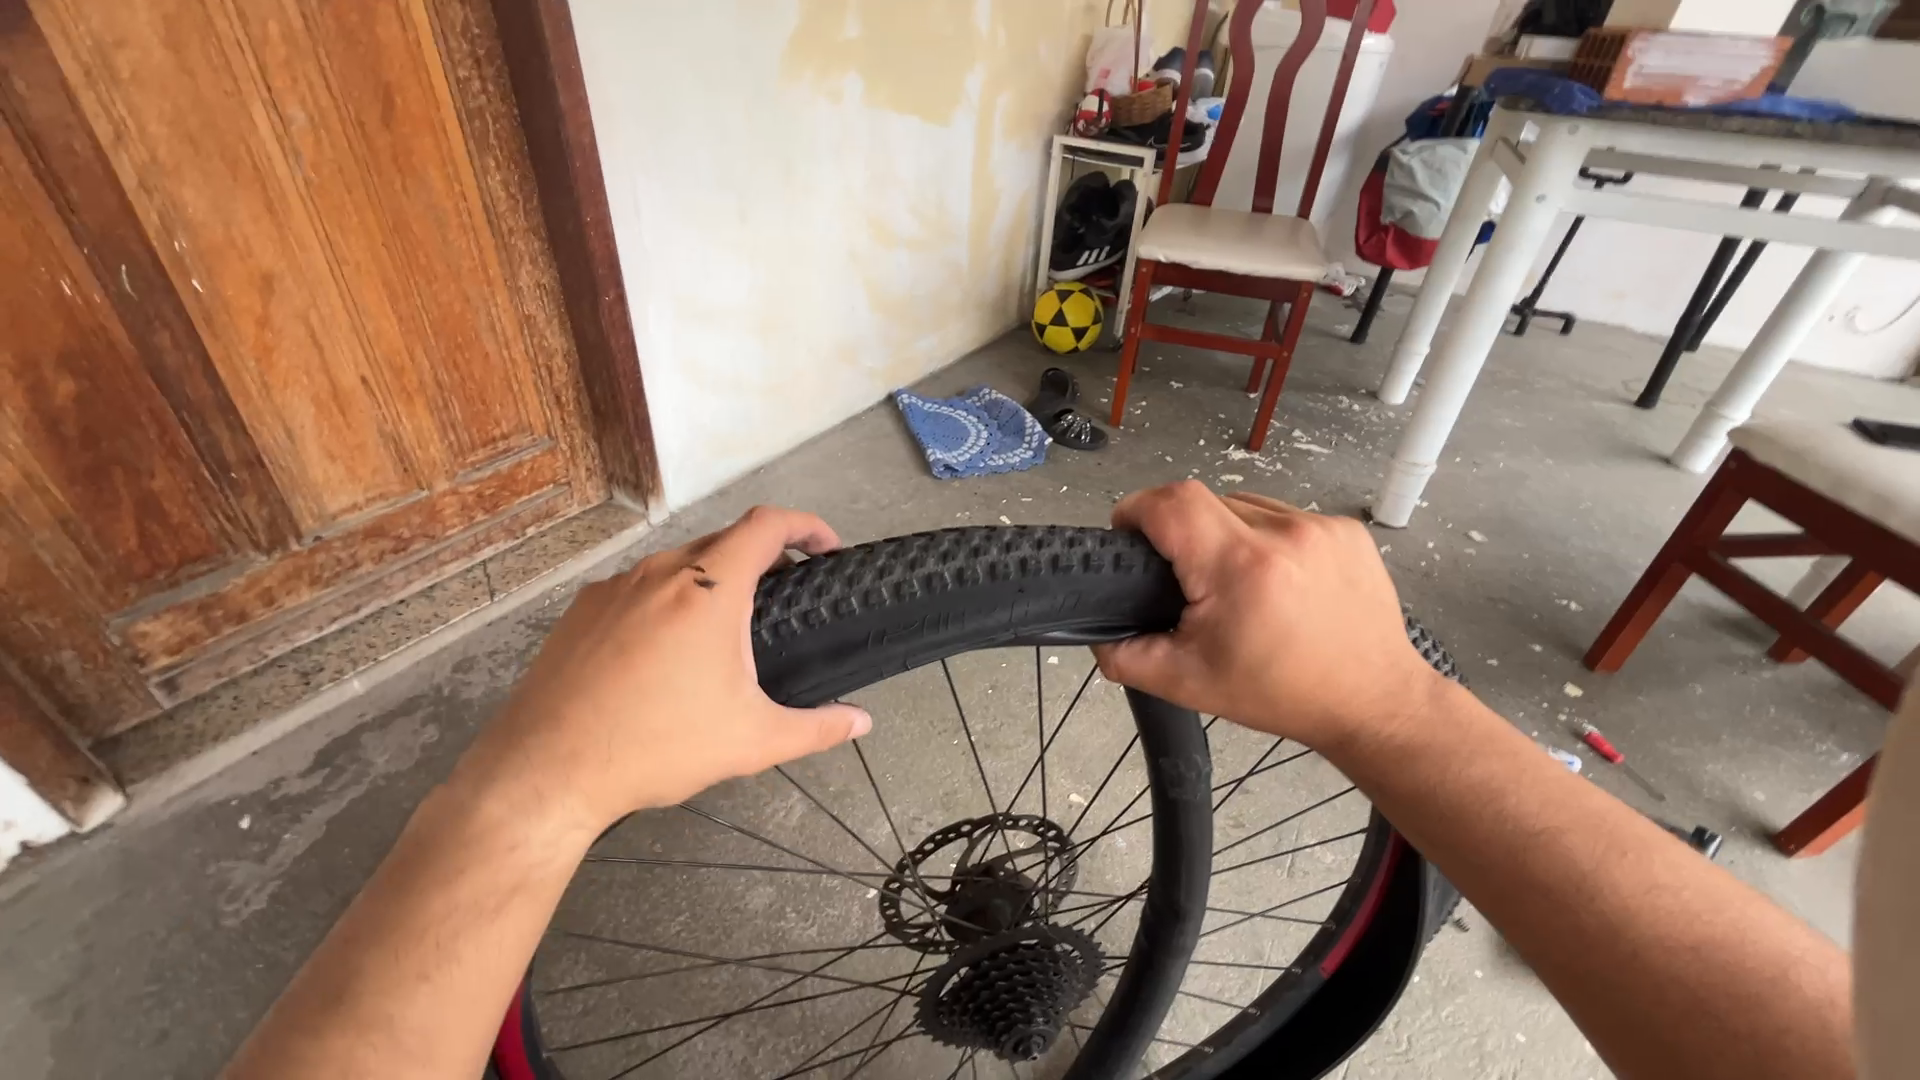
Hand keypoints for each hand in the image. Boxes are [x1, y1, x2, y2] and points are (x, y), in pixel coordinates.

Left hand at [450, 506, 870, 835]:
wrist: (544, 772)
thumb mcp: (752, 741)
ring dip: (715, 578)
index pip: (768, 524)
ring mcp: (615, 587)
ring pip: (680, 562)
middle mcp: (661, 572)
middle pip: (726, 539)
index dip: (807, 526)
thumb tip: (861, 723)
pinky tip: (667, 649)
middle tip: (787, 596)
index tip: (827, 549)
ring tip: (728, 627)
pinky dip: (670, 598)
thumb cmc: (657, 745)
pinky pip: (641, 586)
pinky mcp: (581, 609)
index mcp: (710, 589)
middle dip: (766, 557)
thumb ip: (817, 728)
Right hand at [1091, 481, 1445, 751]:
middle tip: (1183, 577)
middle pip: (1202, 499)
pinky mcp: (1346, 529)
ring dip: (1223, 531)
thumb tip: (1096, 632)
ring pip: (1242, 503)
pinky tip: (1274, 578)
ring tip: (1232, 580)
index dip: (1137, 509)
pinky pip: (1282, 514)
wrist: (1374, 702)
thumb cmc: (1282, 694)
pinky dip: (1264, 537)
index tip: (1128, 533)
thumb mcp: (1188, 684)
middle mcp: (1283, 534)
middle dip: (1179, 530)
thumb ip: (1126, 657)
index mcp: (1240, 568)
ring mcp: (1320, 527)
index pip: (1171, 502)